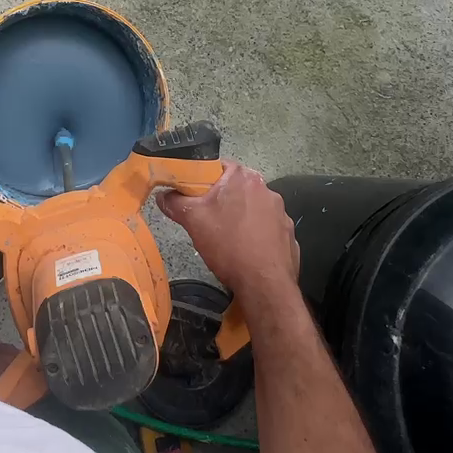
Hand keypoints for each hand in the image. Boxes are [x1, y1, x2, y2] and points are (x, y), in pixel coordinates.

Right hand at [157, 160, 298, 302]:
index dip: (203, 179)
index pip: (218, 166)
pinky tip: (247, 252)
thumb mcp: (193, 220)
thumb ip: (174, 202)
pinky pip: (268, 229)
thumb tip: (163, 196)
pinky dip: (257, 236)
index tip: (194, 195)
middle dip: (222, 200)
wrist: (264, 286)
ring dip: (241, 217)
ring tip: (227, 239)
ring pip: (253, 208)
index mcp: (244, 177)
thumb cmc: (228, 245)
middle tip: (207, 218)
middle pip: (237, 187)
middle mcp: (267, 189)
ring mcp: (282, 213)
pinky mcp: (289, 235)